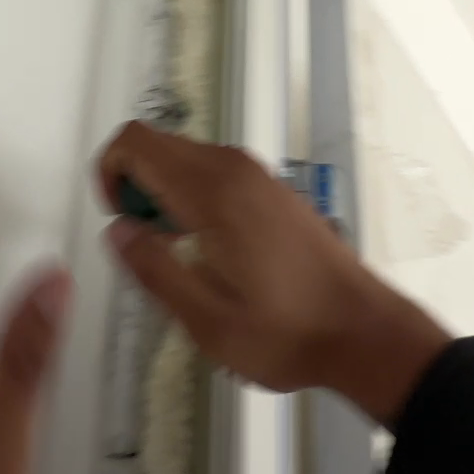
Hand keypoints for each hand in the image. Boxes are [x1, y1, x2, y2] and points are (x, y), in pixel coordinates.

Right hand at [96, 122, 447, 424]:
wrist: (364, 330)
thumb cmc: (286, 331)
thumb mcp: (205, 319)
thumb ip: (153, 268)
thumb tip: (117, 230)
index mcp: (212, 191)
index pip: (135, 142)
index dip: (109, 172)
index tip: (120, 220)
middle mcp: (232, 167)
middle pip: (155, 142)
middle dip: (131, 182)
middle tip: (147, 241)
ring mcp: (254, 172)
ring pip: (182, 154)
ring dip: (161, 190)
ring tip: (177, 249)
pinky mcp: (269, 185)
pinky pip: (210, 168)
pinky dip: (189, 191)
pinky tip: (207, 245)